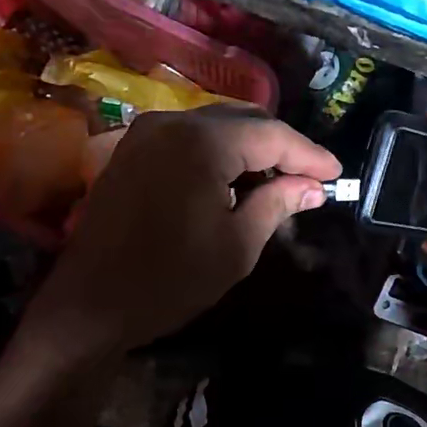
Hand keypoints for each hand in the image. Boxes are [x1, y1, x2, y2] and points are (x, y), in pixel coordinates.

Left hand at [27, 107, 340, 352]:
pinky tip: (234, 179)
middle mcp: (171, 123)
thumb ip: (277, 204)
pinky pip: (188, 137)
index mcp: (202, 143)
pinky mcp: (130, 150)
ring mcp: (145, 133)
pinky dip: (219, 152)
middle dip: (281, 146)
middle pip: (243, 119)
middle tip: (311, 177)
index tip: (336, 174)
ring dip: (250, 148)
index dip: (309, 154)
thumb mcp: (237, 246)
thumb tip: (313, 187)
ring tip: (278, 180)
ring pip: (215, 125)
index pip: (271, 135)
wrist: (90, 306)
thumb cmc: (170, 280)